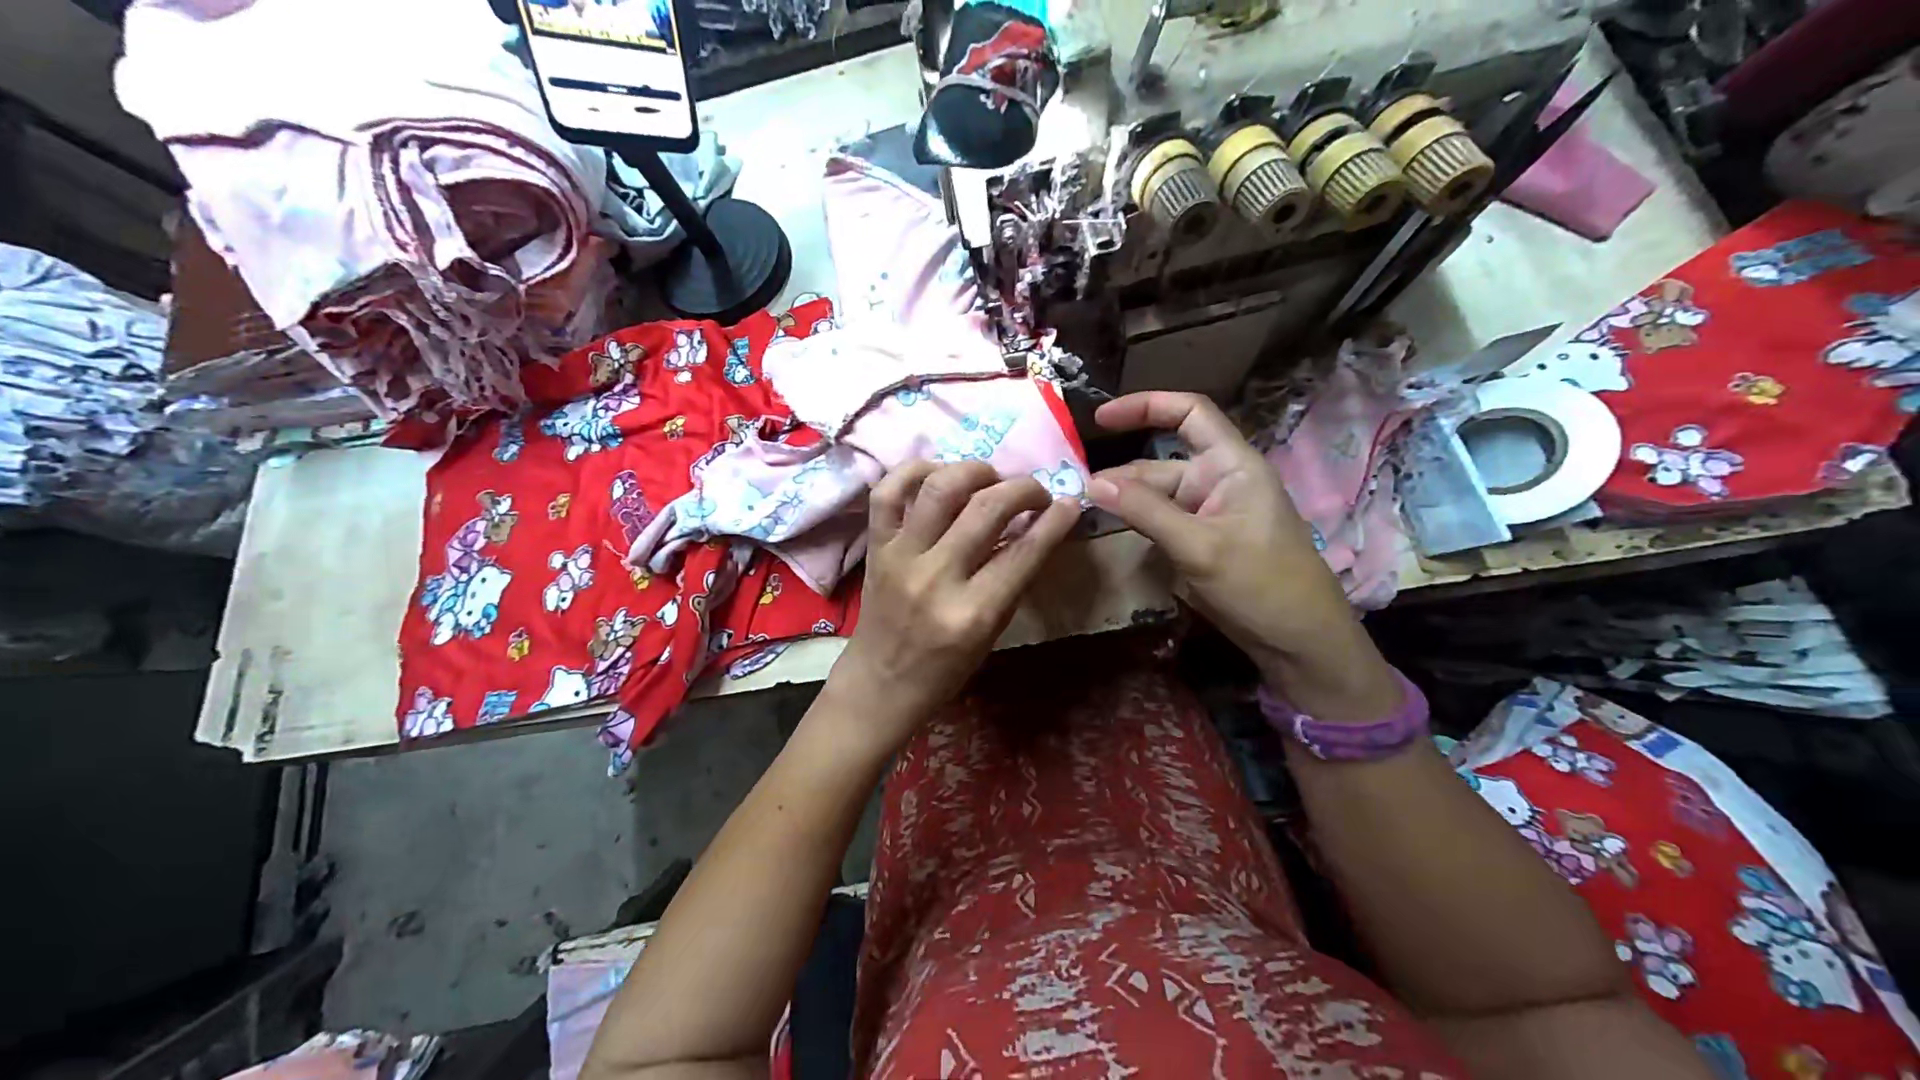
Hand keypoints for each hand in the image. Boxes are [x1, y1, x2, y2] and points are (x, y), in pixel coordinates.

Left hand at [824, 460, 1082, 751]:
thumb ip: (1014, 580)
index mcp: (973, 613)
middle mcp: (936, 578)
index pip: (1025, 551)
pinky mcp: (874, 546)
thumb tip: (1037, 526)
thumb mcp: (992, 633)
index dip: (1055, 520)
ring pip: (940, 487)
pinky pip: (887, 491)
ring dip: (975, 471)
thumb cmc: (945, 669)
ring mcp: (900, 557)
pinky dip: (915, 471)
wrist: (880, 684)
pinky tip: (939, 474)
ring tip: (990, 479)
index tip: (1069, 503)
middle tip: (1035, 493)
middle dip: (1023, 488)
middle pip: (987, 507)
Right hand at [1089, 392, 1399, 720]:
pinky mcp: (1201, 542)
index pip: (1189, 414)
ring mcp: (1209, 514)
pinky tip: (1108, 530)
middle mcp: (1219, 481)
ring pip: (1155, 496)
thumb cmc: (1262, 584)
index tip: (1100, 418)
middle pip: (1159, 464)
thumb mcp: (1199, 546)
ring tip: (1083, 511)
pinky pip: (1160, 522)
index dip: (1146, 406)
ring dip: (1123, 502)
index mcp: (1231, 465)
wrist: (1299, 641)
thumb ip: (1145, 511)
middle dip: (1120, 475)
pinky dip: (1135, 523)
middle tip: (1074, 493)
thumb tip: (1092, 483)